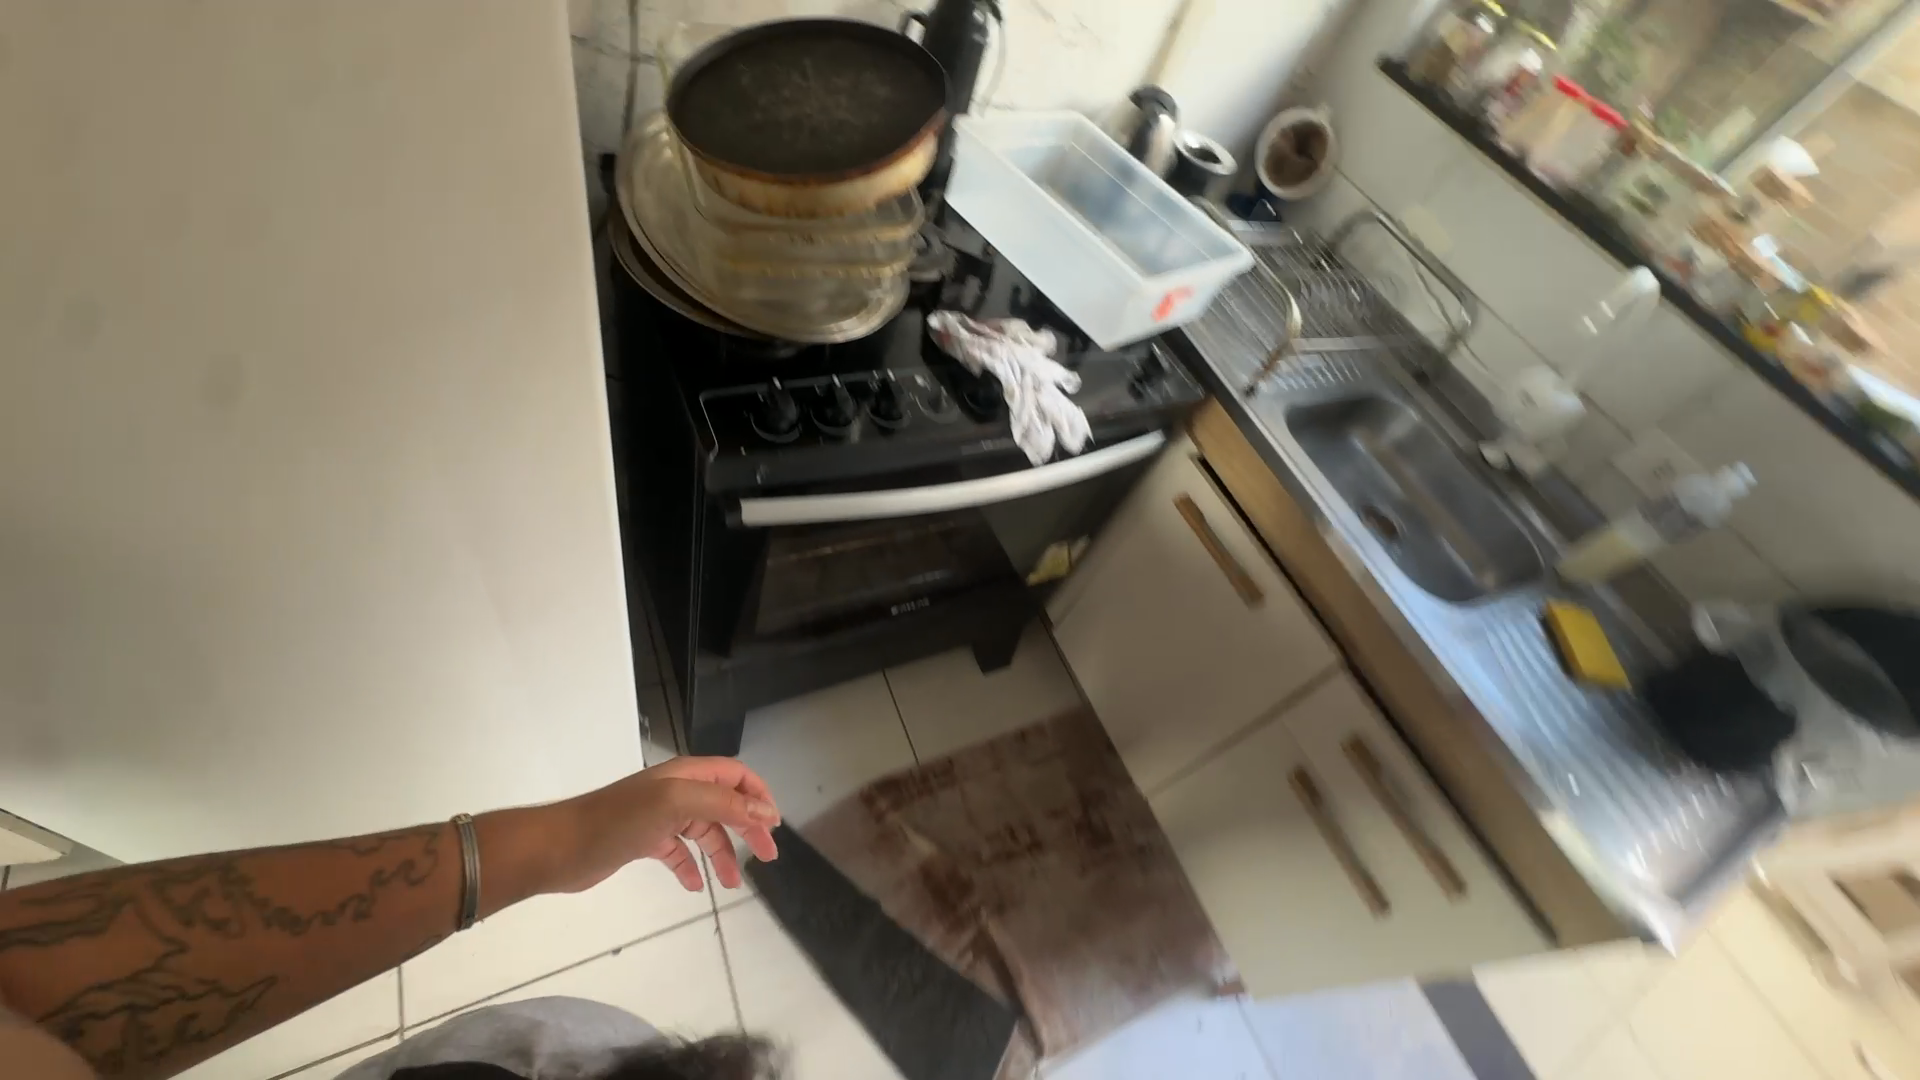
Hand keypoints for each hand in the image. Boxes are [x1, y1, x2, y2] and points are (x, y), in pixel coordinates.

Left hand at [554, 758, 780, 893]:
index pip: (737, 776)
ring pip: (705, 832)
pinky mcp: (644, 841)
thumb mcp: (677, 803)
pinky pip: (679, 852)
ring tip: (734, 882)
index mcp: (688, 774)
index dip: (759, 796)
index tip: (774, 825)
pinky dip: (691, 867)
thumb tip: (766, 813)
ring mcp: (660, 816)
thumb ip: (724, 805)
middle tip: (767, 856)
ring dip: (723, 853)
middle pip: (726, 804)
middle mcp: (678, 790)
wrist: (558, 847)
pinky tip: (695, 885)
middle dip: (748, 827)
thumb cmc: (619, 820)